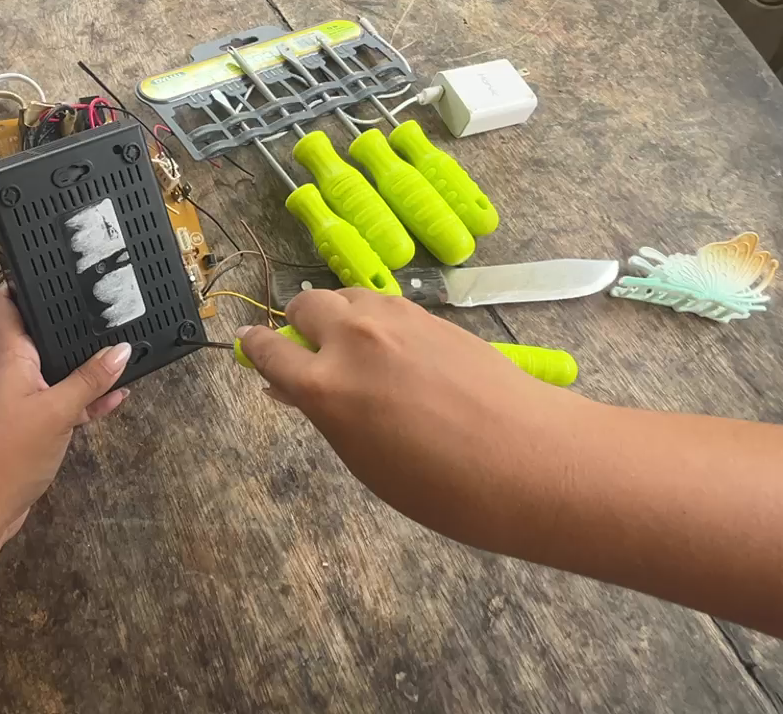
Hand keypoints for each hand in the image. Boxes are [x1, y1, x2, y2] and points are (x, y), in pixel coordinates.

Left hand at [0, 285, 130, 541]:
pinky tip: (116, 395)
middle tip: (101, 298)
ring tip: (120, 345)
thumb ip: (89, 380)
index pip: (5, 305)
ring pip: (56, 370)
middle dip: (67, 321)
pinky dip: (86, 398)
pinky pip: (63, 401)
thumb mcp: (57, 412)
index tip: (47, 262)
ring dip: (84, 364)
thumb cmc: (11, 452)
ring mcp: (22, 399)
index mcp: (9, 357)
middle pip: (39, 335)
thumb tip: (123, 348)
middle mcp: (12, 372)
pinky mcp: (32, 426)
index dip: (19, 281)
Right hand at [236, 288, 580, 536]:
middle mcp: (351, 339)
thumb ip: (324, 413)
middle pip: (303, 304)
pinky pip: (381, 302)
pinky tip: (396, 348)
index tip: (251, 344)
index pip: (268, 349)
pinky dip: (373, 317)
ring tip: (358, 349)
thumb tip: (294, 386)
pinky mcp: (426, 312)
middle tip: (312, 350)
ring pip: (344, 295)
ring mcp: (392, 319)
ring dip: (338, 315)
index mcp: (325, 387)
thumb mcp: (364, 459)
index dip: (255, 345)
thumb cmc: (442, 487)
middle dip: (298, 323)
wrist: (531, 459)